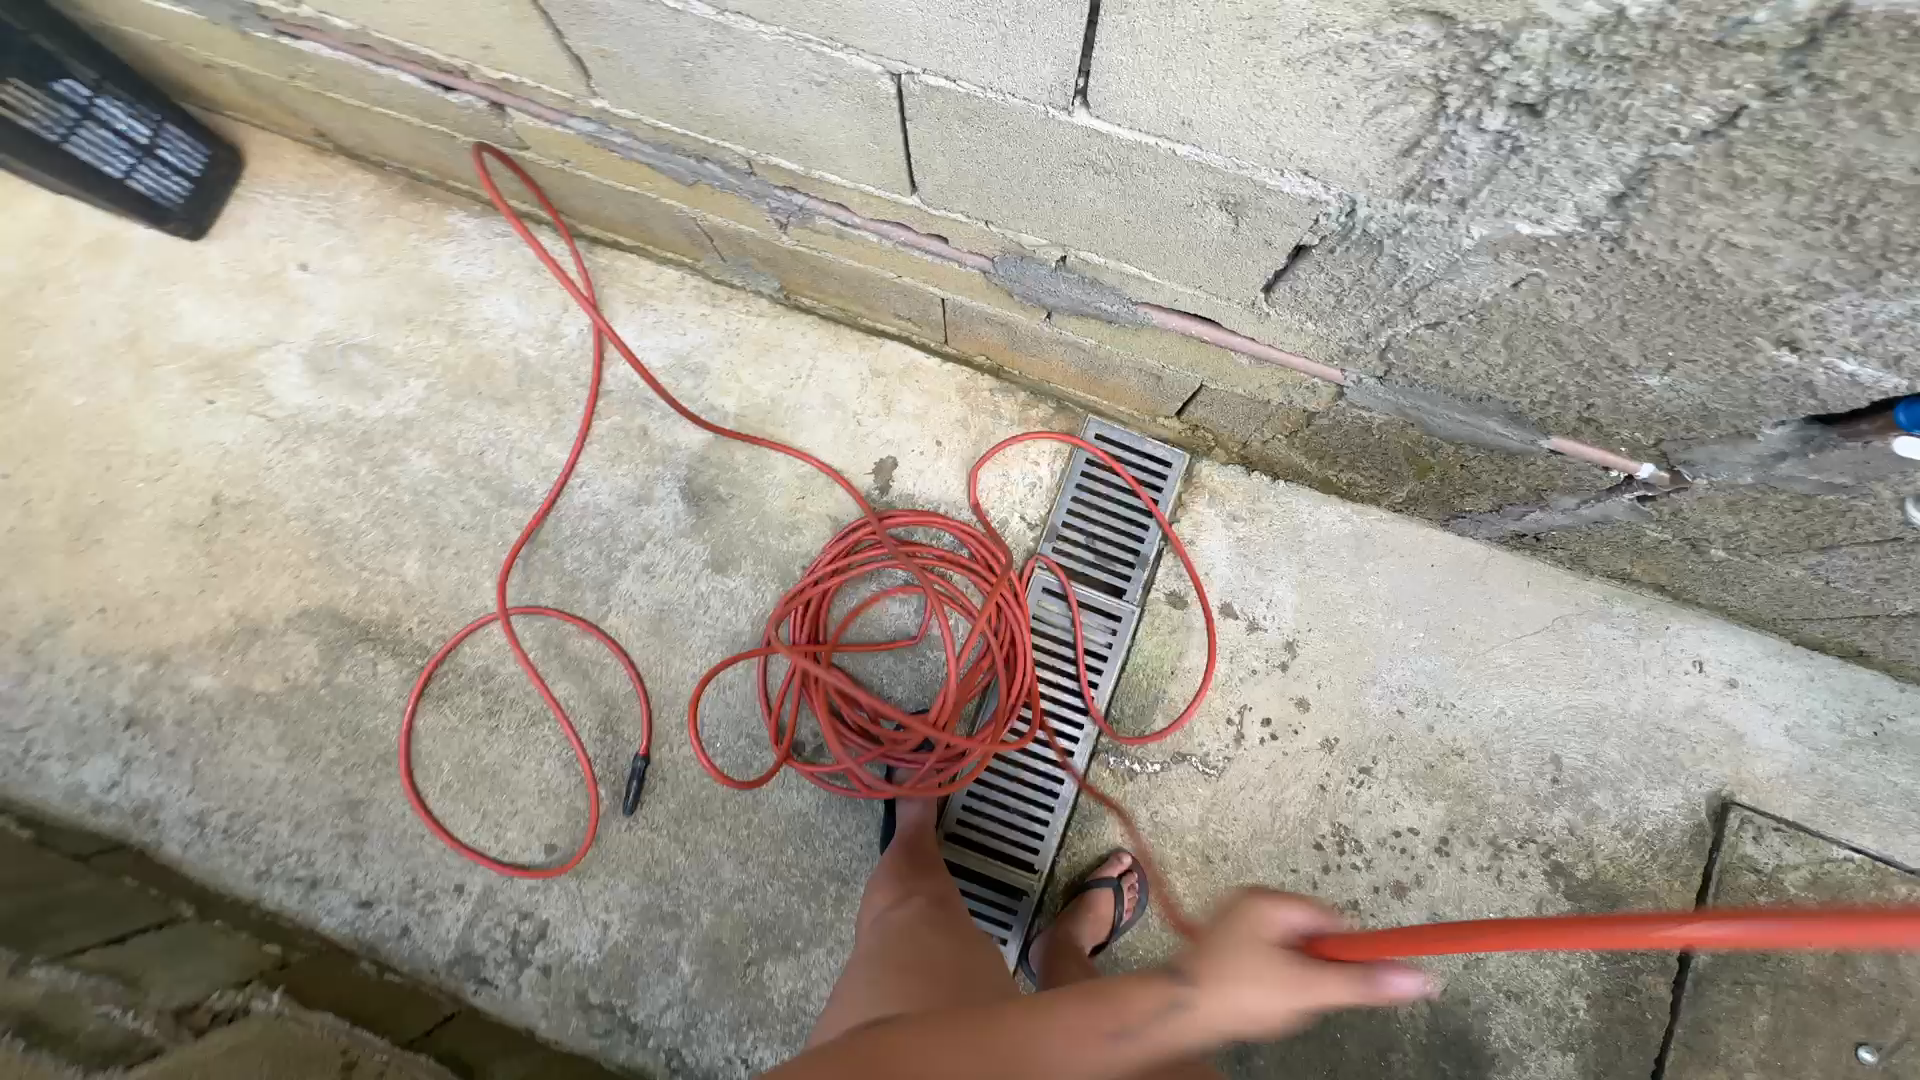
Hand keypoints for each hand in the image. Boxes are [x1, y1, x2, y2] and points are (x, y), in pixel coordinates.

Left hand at [1169, 888, 1435, 1041]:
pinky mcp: (1229, 943)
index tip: (1352, 981)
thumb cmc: (1241, 991)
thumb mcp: (1308, 989)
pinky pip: (1270, 958)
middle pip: (1312, 934)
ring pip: (1293, 951)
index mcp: (1268, 900)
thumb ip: (1363, 982)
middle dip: (1317, 969)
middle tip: (1302, 994)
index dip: (1348, 951)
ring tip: (1276, 999)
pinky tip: (1262, 999)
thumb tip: (1419, 977)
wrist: (1183, 1009)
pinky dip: (1276, 980)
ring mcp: (1236, 921)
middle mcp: (1250, 900)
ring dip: (1298, 978)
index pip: (1332, 918)